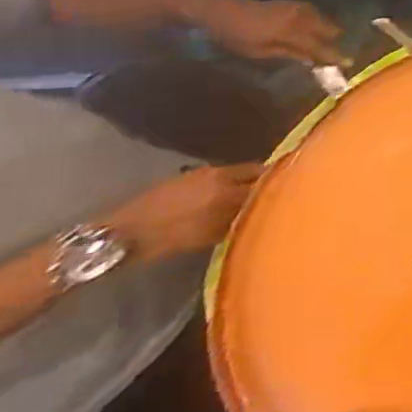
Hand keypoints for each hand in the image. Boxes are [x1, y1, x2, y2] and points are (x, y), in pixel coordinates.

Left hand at [104, 163, 263, 261]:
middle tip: (277, 194)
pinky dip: (230, 184)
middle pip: (255, 172)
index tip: (291, 193)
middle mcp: (219, 175)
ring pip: (239, 174)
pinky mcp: (189, 176)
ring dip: (248, 183)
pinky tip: (227, 198)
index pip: (264, 179)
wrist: (120, 235)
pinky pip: (222, 176)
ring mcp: (203, 173)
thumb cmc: (165, 239)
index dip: (279, 185)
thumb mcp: (207, 235)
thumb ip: (238, 220)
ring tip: (252, 198)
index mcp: (226, 188)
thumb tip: (262, 213)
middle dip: (266, 181)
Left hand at [193, 0, 347, 64]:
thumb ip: (288, 54)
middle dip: (335, 41)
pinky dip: (320, 24)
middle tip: (335, 53)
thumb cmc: (237, 35)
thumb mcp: (258, 51)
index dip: (334, 55)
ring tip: (326, 43)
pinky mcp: (296, 4)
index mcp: (291, 32)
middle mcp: (301, 18)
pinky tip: (315, 31)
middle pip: (330, 30)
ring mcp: (300, 8)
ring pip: (326, 21)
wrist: (222, 10)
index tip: (348, 62)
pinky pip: (317, 15)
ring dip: (328, 32)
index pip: (320, 46)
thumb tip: (312, 60)